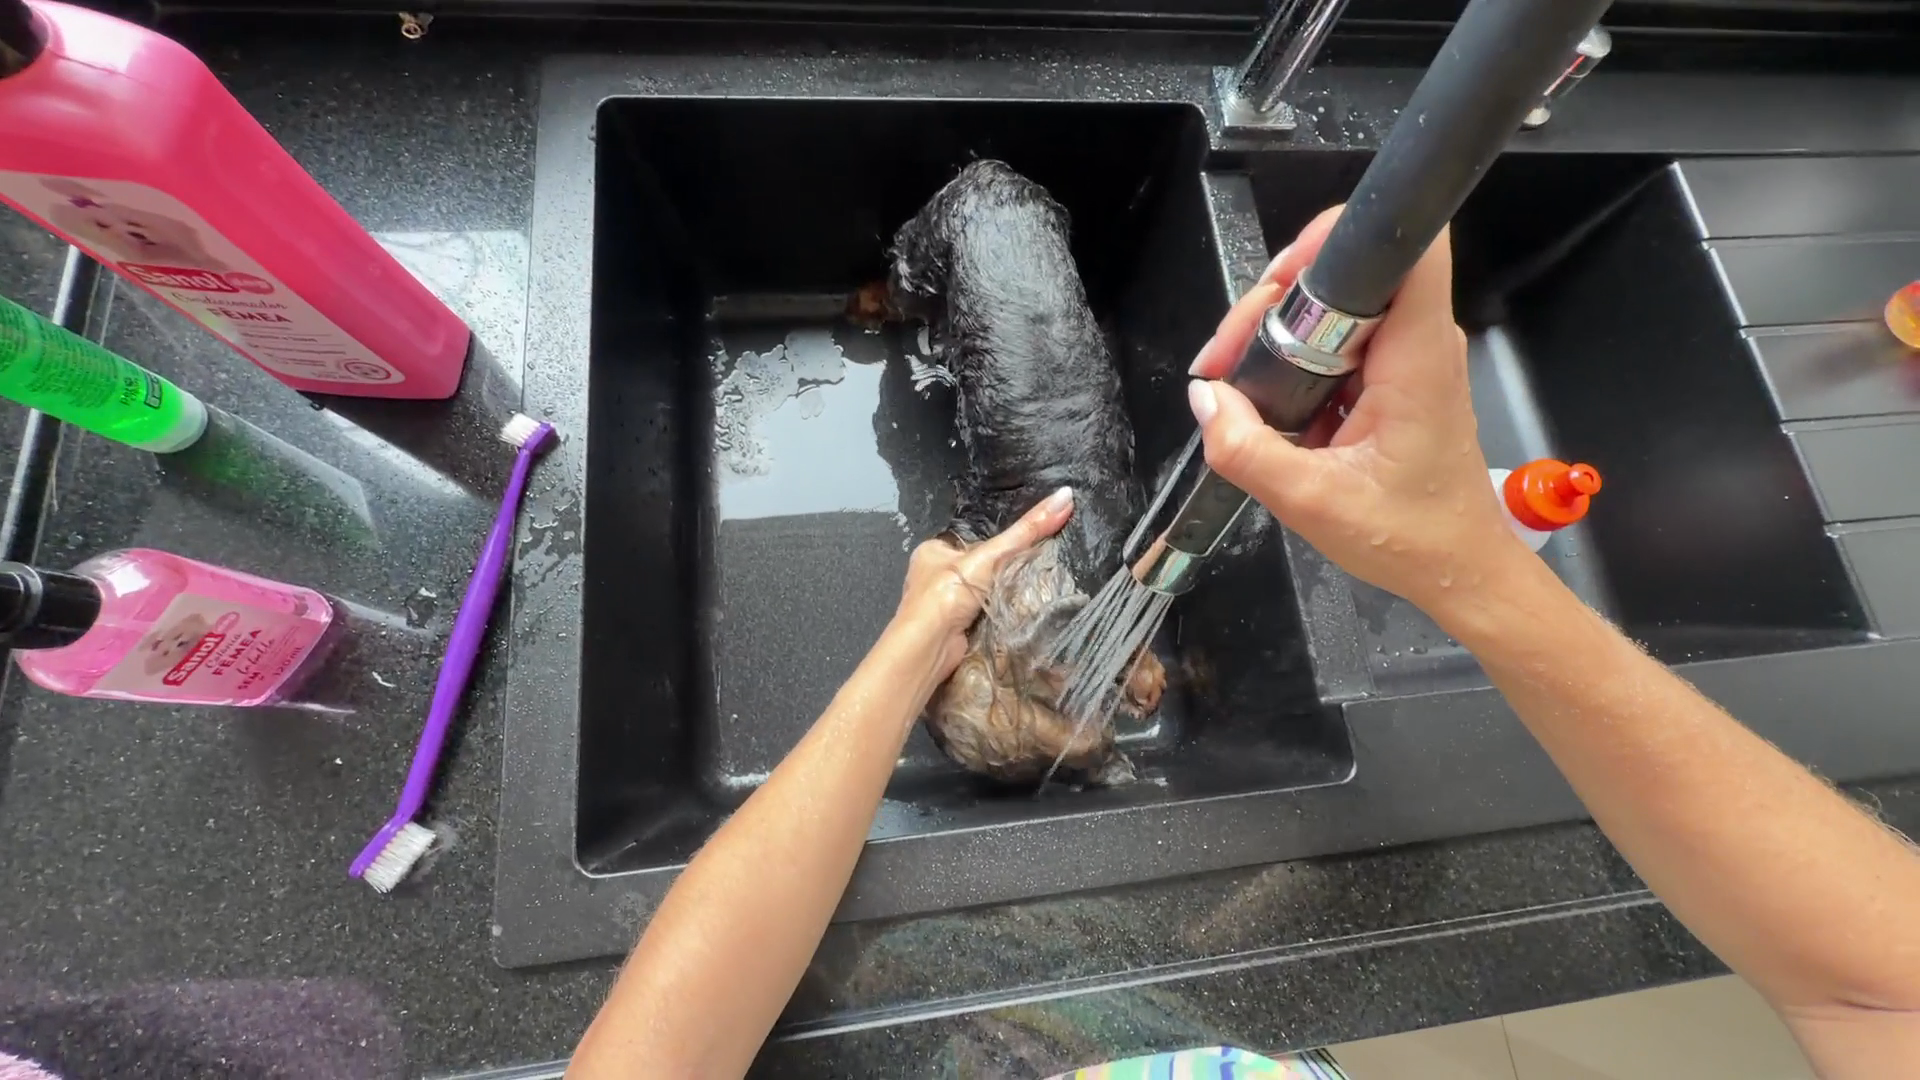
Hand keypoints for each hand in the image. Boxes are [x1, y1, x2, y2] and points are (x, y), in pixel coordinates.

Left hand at [892, 487, 1074, 679]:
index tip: (1030, 540)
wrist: (930, 646)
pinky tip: (1022, 612)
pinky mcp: (956, 629)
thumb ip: (1027, 530)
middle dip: (1003, 570)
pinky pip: (986, 614)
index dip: (1000, 541)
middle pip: (981, 567)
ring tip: (1038, 588)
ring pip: (985, 592)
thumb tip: (1066, 495)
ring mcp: (945, 605)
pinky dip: (1002, 614)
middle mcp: (934, 576)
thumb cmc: (948, 593)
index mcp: (932, 551)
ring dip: (1004, 594)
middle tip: (1040, 566)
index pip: (974, 538)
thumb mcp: (991, 554)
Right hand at [1187, 206, 1529, 615]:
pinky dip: (1286, 364)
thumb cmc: (1403, 537)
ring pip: (1329, 312)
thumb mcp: (1309, 501)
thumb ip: (1246, 450)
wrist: (1455, 570)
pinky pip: (1330, 348)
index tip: (1273, 285)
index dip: (1334, 241)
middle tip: (1221, 362)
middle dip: (1270, 307)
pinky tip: (1255, 401)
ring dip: (1270, 337)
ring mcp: (1400, 361)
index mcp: (1414, 356)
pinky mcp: (1386, 381)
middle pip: (1341, 278)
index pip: (1402, 246)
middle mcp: (1415, 343)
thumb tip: (1204, 398)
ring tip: (1228, 384)